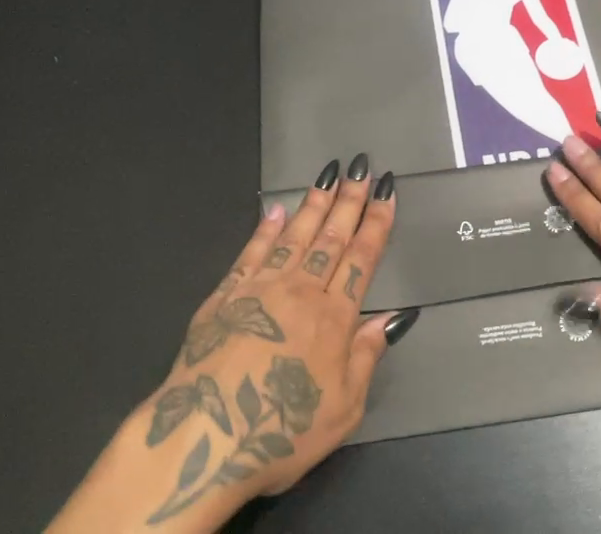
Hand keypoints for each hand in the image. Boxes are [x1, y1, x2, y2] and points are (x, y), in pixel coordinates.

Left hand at [48, 156, 414, 533]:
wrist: (204, 434)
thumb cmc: (282, 430)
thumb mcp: (343, 408)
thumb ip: (367, 356)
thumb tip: (396, 316)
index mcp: (334, 318)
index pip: (362, 259)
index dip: (377, 223)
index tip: (387, 190)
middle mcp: (300, 292)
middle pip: (331, 237)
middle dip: (350, 200)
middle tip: (361, 166)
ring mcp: (260, 289)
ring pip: (295, 236)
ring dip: (314, 203)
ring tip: (328, 174)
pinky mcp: (225, 296)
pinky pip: (251, 252)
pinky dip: (266, 228)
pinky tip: (276, 211)